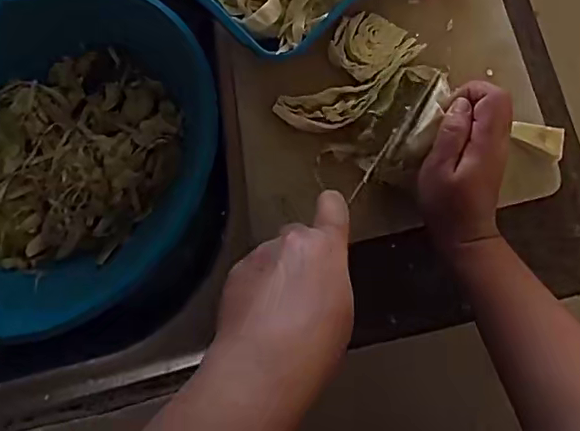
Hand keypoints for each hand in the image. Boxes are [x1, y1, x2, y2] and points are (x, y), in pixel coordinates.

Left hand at [207, 190, 353, 410]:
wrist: (259, 373)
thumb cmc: (309, 350)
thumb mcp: (344, 310)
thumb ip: (334, 277)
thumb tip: (324, 280)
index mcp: (326, 246)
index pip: (332, 205)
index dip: (331, 212)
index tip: (330, 218)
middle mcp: (293, 241)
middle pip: (298, 238)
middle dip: (299, 258)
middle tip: (300, 296)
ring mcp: (261, 254)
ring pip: (272, 257)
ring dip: (274, 276)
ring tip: (274, 317)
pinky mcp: (235, 273)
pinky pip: (250, 274)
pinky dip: (252, 290)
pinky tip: (254, 321)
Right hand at [418, 81, 512, 252]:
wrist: (466, 237)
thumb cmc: (447, 205)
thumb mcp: (438, 168)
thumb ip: (450, 133)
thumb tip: (461, 104)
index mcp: (489, 141)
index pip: (495, 96)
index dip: (471, 91)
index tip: (449, 108)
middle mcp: (501, 140)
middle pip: (498, 99)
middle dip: (470, 97)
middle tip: (447, 116)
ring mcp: (500, 147)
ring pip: (494, 110)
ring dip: (470, 110)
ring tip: (447, 128)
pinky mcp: (494, 153)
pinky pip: (488, 124)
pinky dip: (471, 122)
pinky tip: (454, 139)